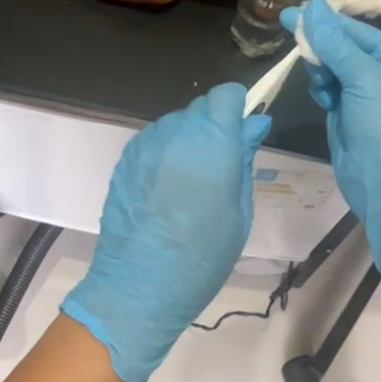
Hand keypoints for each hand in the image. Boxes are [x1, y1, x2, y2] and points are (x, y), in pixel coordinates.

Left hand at [61, 83, 269, 381]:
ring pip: (176, 124)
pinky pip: (155, 141)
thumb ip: (244, 159)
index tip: (242, 134)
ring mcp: (146, 143)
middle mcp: (175, 131)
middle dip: (214, 127)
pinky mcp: (125, 158)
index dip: (237, 108)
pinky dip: (166, 153)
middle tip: (220, 167)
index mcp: (211, 141)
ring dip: (189, 140)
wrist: (139, 286)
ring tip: (191, 183)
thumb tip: (255, 124)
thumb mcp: (238, 210)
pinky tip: (167, 189)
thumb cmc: (202, 256)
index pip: (225, 95)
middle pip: (200, 108)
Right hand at [282, 0, 380, 286]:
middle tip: (297, 48)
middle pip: (340, 47)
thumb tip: (313, 5)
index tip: (288, 13)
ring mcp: (365, 98)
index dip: (322, 21)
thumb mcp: (364, 79)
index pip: (354, 29)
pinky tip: (323, 99)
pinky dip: (321, 91)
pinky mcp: (348, 119)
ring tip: (322, 85)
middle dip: (320, 47)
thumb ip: (335, 42)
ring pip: (330, 69)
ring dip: (320, 71)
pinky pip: (328, 92)